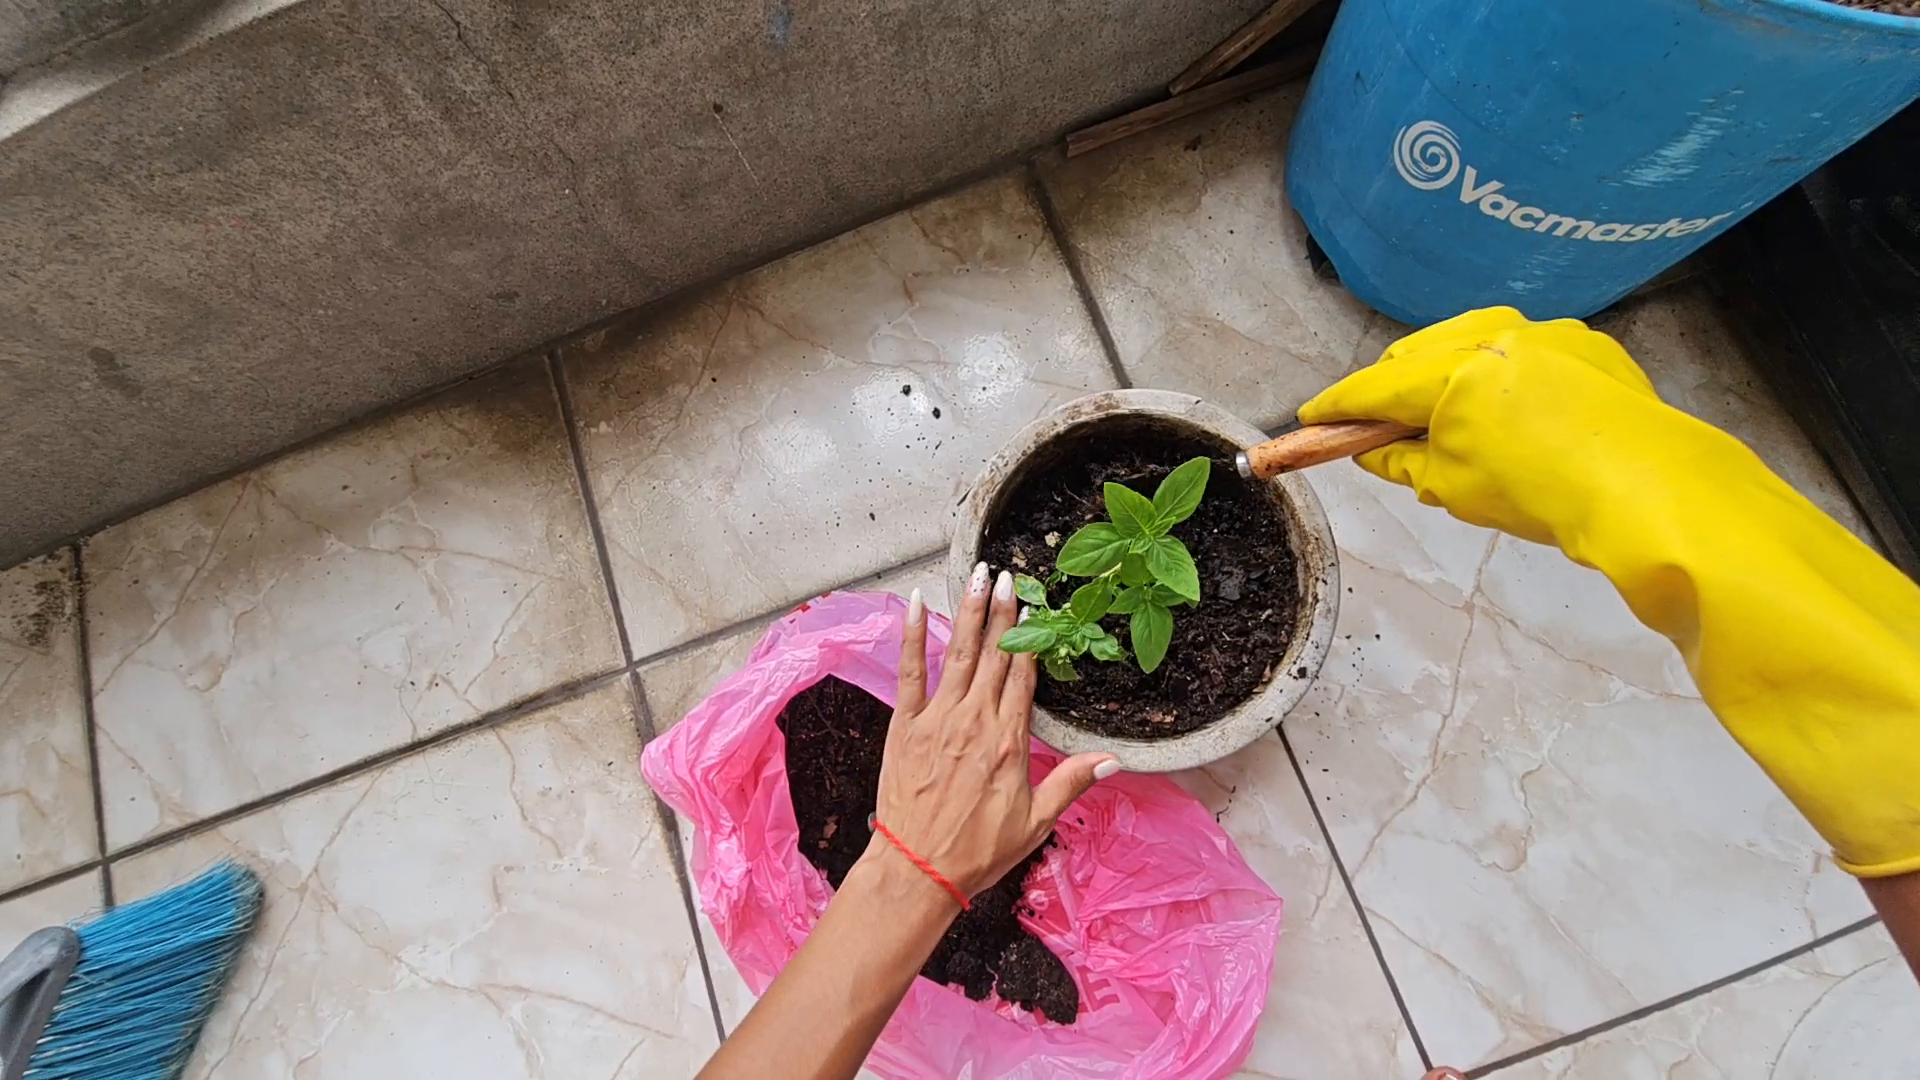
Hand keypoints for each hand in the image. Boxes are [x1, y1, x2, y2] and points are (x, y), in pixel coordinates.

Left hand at [865, 564, 1119, 899]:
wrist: (918, 868)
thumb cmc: (978, 850)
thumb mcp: (1035, 822)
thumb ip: (1071, 783)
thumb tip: (1113, 760)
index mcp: (1009, 741)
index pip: (1023, 676)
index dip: (1031, 639)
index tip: (1036, 607)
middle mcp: (976, 720)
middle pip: (994, 655)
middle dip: (1002, 612)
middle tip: (1007, 575)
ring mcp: (938, 717)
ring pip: (959, 653)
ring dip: (969, 611)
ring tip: (977, 576)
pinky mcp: (905, 723)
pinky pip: (910, 671)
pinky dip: (913, 635)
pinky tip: (917, 604)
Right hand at [1300, 307, 1919, 880]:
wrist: (1651, 494)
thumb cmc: (1535, 494)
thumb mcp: (1445, 486)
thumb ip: (1394, 459)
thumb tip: (1367, 449)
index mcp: (1452, 373)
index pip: (1370, 390)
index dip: (1331, 407)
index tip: (1306, 417)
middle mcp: (1492, 337)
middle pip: (1409, 357)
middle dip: (1386, 390)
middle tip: (1378, 427)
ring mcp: (1542, 333)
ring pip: (1458, 342)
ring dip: (1433, 373)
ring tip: (1436, 413)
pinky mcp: (1580, 341)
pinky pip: (1507, 346)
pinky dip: (1485, 369)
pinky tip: (1495, 404)